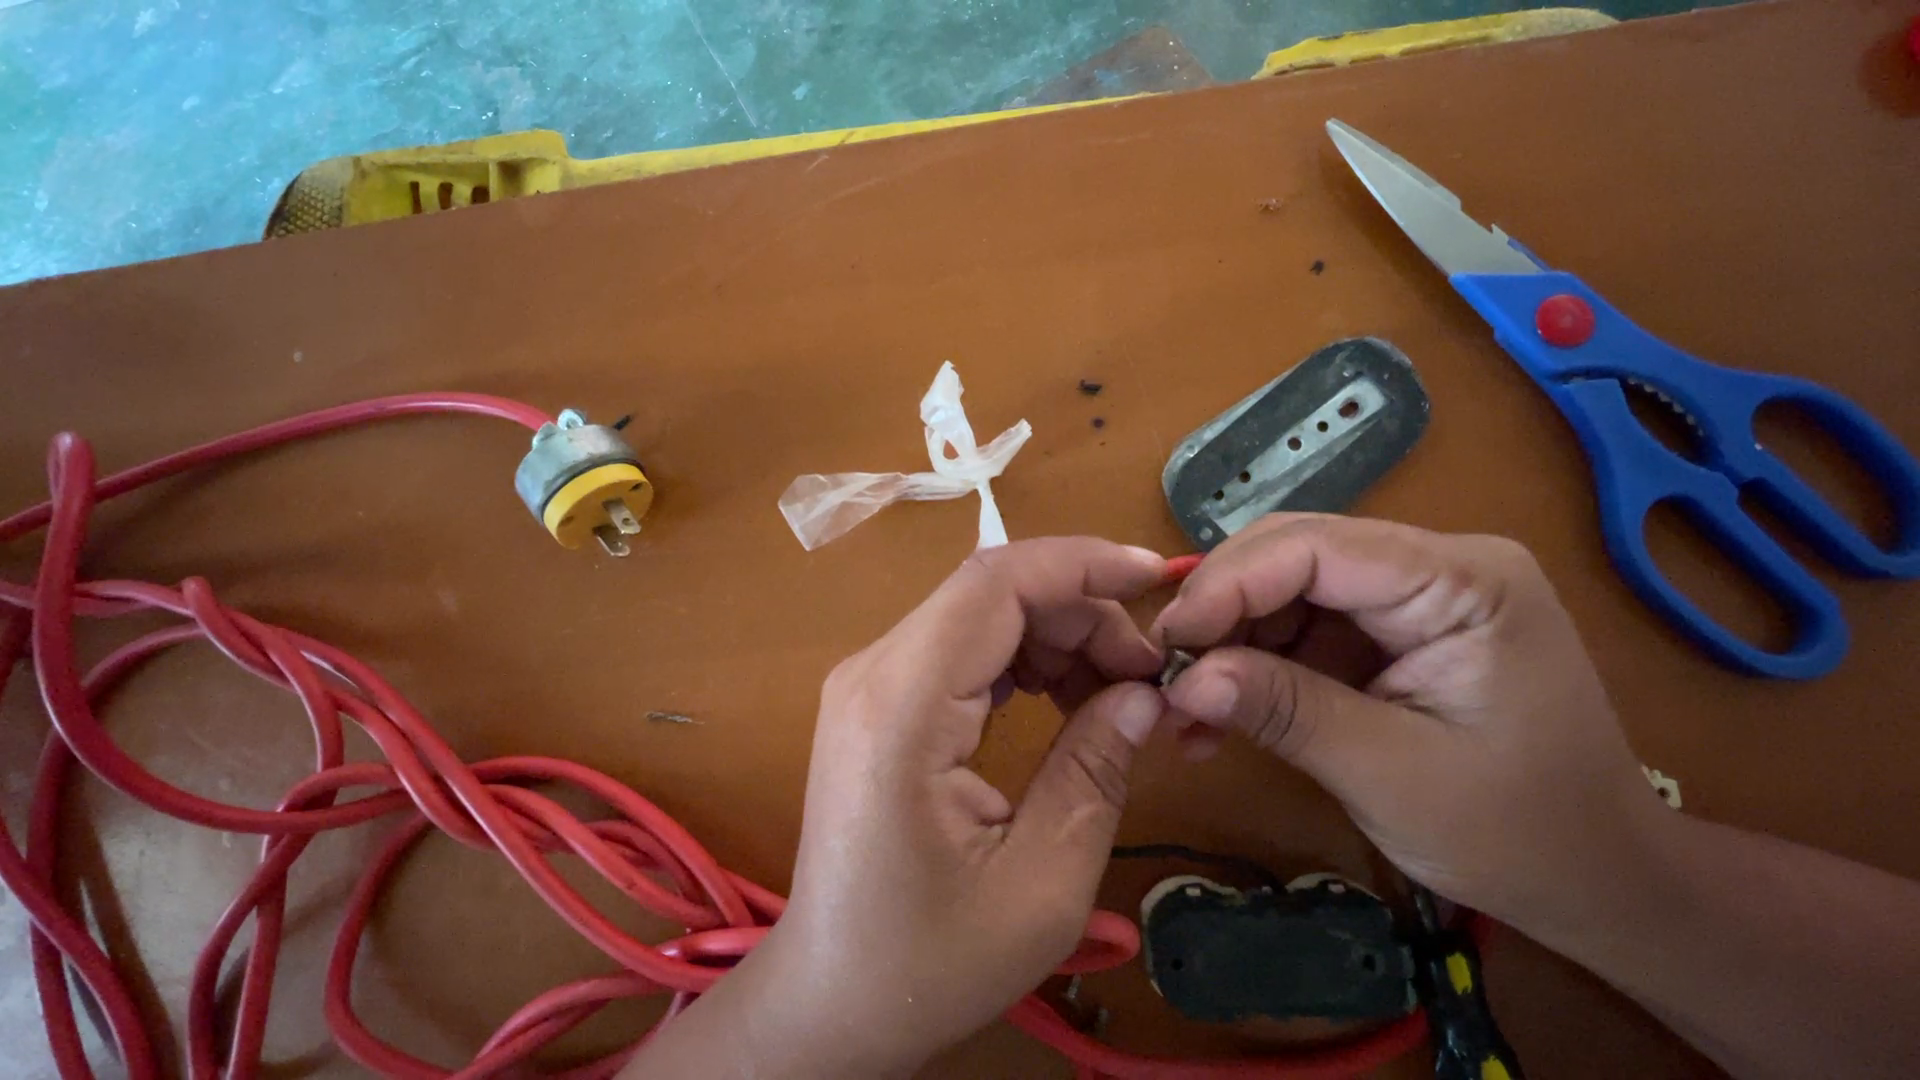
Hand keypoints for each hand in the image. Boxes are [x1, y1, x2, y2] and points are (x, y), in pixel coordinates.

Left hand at [746, 538, 1169, 1076]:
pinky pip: (960, 647)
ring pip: (978, 613)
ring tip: (1116, 691)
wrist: (833, 994)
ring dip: (1056, 633)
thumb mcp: (1041, 882)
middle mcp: (873, 672)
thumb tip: (1142, 691)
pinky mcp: (877, 699)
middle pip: (989, 592)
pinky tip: (1063, 697)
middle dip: (1081, 611)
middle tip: (1147, 674)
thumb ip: (1094, 770)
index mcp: (902, 708)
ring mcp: (868, 682)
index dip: (1080, 564)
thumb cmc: (931, 957)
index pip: (994, 584)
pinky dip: (1023, 656)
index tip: (1155, 578)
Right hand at [1153, 515, 1668, 929]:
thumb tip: (1185, 678)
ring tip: (1183, 710)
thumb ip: (1286, 712)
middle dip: (1221, 611)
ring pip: (1282, 591)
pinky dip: (1253, 668)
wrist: (1596, 879)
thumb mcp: (1391, 773)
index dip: (1228, 584)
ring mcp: (1409, 597)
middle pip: (1291, 556)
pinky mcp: (1386, 631)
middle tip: (1165, 674)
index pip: (1316, 547)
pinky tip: (1218, 714)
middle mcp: (1434, 566)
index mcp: (1462, 580)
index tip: (1168, 642)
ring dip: (1227, 645)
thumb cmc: (1517, 830)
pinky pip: (1298, 629)